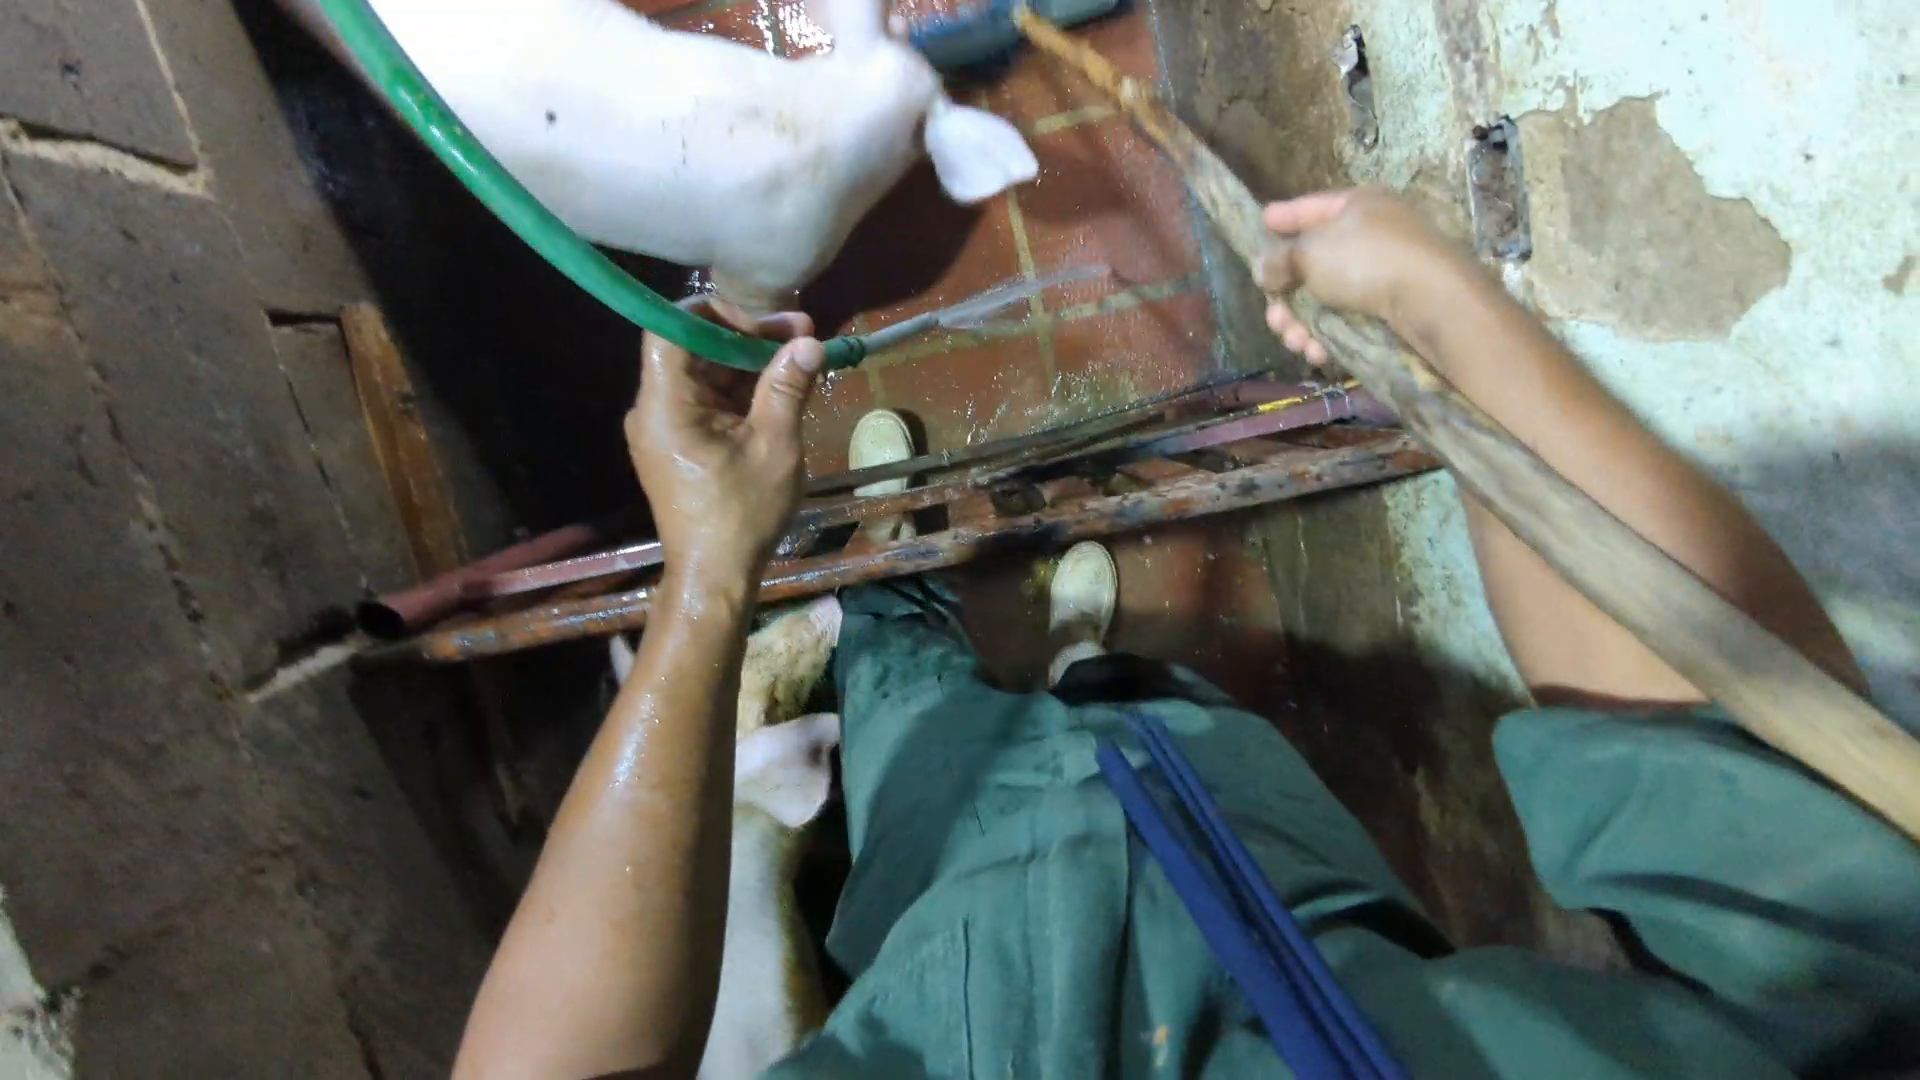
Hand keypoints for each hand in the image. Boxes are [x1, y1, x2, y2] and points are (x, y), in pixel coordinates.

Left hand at [625, 299, 825, 590]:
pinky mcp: (678, 445)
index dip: (718, 313)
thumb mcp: (774, 445)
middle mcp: (653, 409)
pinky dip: (740, 392)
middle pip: (693, 349)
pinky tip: (780, 389)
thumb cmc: (743, 513)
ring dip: (749, 364)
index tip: (765, 326)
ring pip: (704, 375)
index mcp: (664, 405)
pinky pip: (706, 402)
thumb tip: (809, 342)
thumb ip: (787, 387)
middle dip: (748, 337)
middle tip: (801, 334)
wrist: (716, 574)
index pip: (672, 326)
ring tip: (801, 357)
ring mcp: (664, 428)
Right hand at [1257, 189, 1466, 363]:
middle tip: (1274, 317)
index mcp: (1355, 207)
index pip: (1310, 207)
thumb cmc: (1365, 261)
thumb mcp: (1309, 252)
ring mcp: (1378, 275)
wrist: (1428, 300)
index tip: (1261, 222)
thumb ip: (1278, 259)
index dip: (1283, 217)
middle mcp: (1368, 237)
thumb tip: (1263, 268)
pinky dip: (1324, 337)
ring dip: (1299, 325)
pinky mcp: (1386, 309)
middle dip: (1284, 297)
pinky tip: (1316, 351)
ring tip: (1295, 341)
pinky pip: (1342, 321)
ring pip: (1321, 301)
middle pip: (1309, 265)